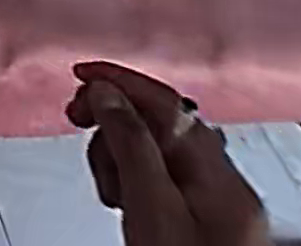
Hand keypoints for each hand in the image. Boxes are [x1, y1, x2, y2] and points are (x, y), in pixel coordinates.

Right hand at [66, 62, 269, 245]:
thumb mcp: (151, 208)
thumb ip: (130, 142)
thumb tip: (106, 91)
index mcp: (217, 173)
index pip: (165, 101)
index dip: (119, 80)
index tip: (81, 75)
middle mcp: (221, 182)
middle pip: (158, 122)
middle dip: (113, 119)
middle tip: (79, 122)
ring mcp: (214, 206)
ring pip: (154, 149)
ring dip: (118, 152)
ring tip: (107, 184)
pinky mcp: (200, 226)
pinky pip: (157, 178)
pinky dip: (130, 176)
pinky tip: (121, 198)